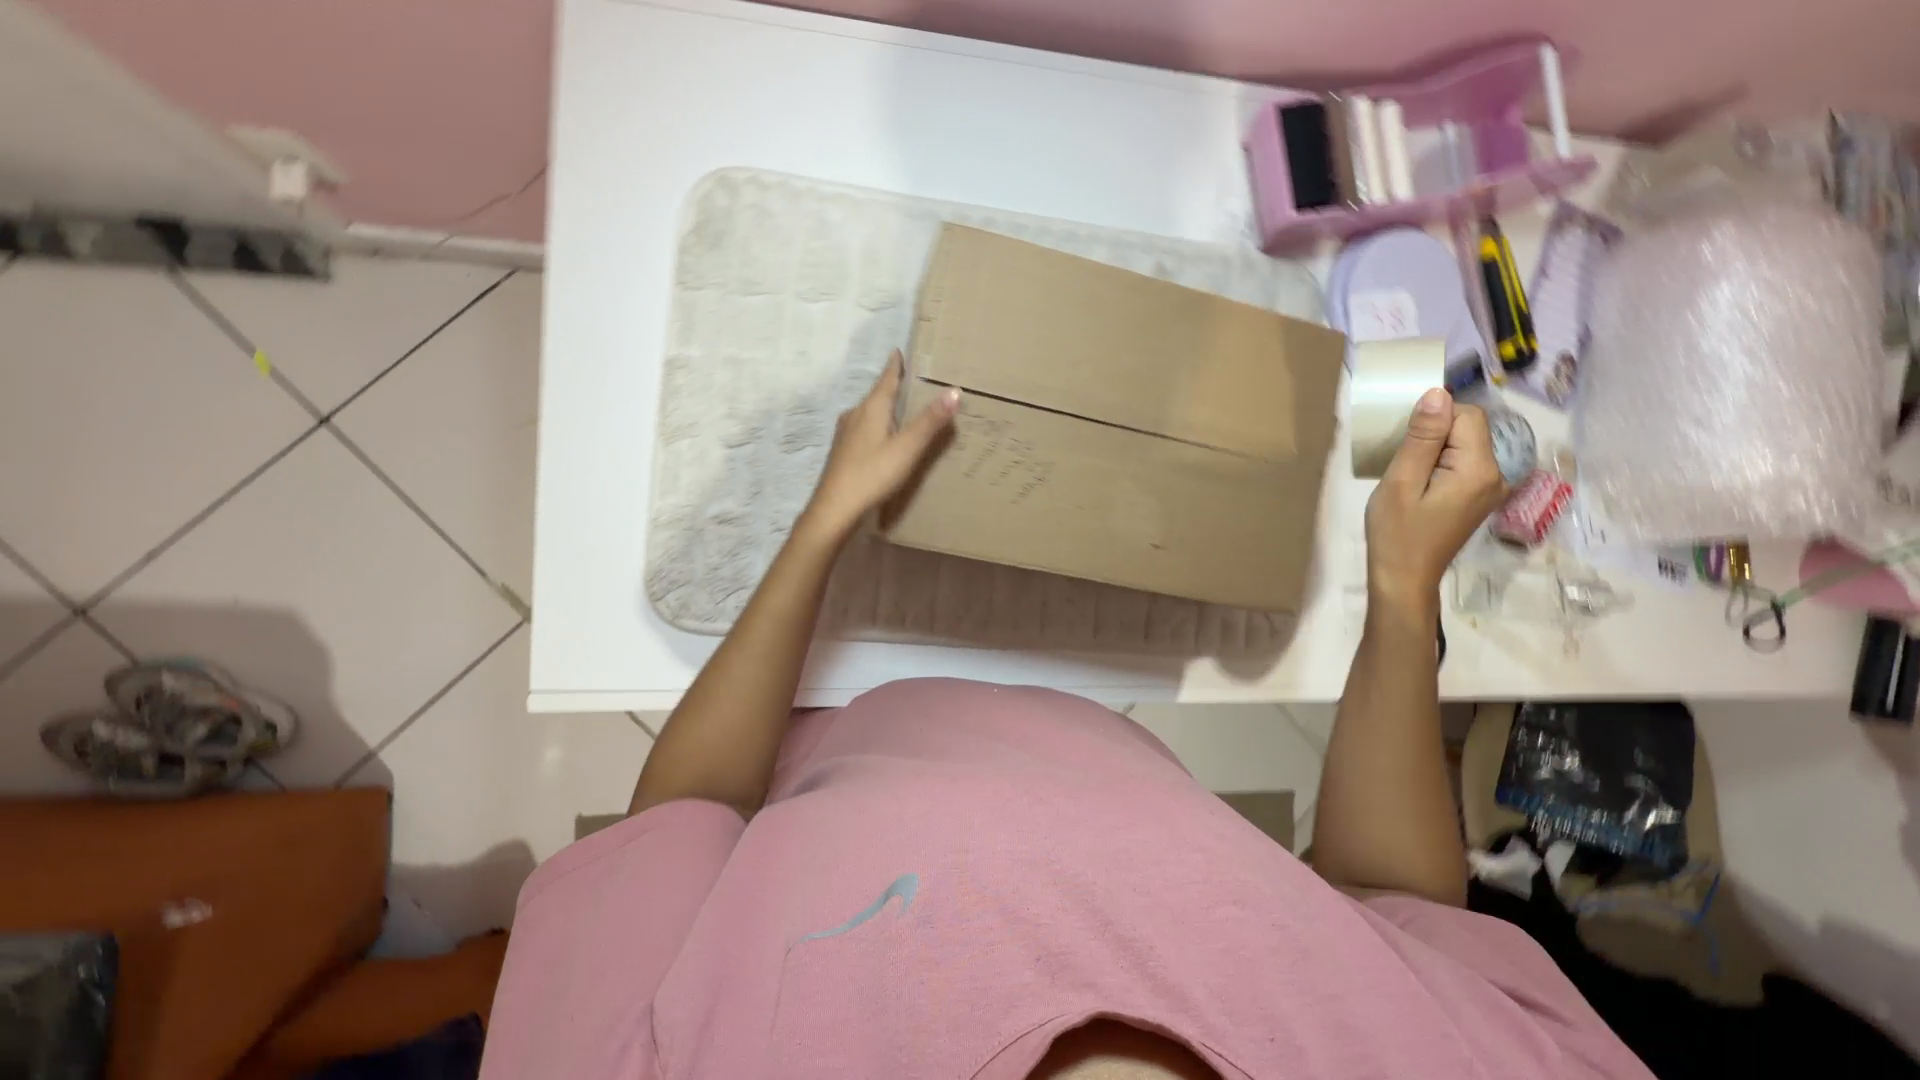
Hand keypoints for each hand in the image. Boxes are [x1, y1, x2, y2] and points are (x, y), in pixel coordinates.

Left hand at [796, 350, 960, 544]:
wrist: (834, 509)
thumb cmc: (872, 474)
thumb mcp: (907, 448)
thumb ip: (930, 421)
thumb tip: (954, 390)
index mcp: (871, 408)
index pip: (886, 378)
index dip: (896, 365)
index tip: (900, 350)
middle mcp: (855, 415)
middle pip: (877, 395)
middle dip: (893, 386)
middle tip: (911, 379)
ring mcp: (846, 434)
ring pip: (869, 413)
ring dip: (885, 408)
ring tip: (902, 409)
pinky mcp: (843, 452)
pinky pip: (864, 429)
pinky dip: (878, 426)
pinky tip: (884, 438)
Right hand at [1364, 388, 1506, 615]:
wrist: (1404, 580)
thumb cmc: (1396, 534)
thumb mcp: (1401, 482)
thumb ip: (1422, 437)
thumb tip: (1438, 394)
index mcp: (1479, 469)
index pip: (1466, 415)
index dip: (1433, 421)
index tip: (1405, 444)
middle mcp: (1496, 474)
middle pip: (1469, 428)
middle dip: (1434, 434)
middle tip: (1402, 463)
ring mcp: (1490, 488)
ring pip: (1465, 445)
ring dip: (1435, 449)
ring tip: (1408, 476)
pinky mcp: (1479, 498)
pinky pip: (1463, 463)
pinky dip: (1440, 464)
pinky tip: (1418, 485)